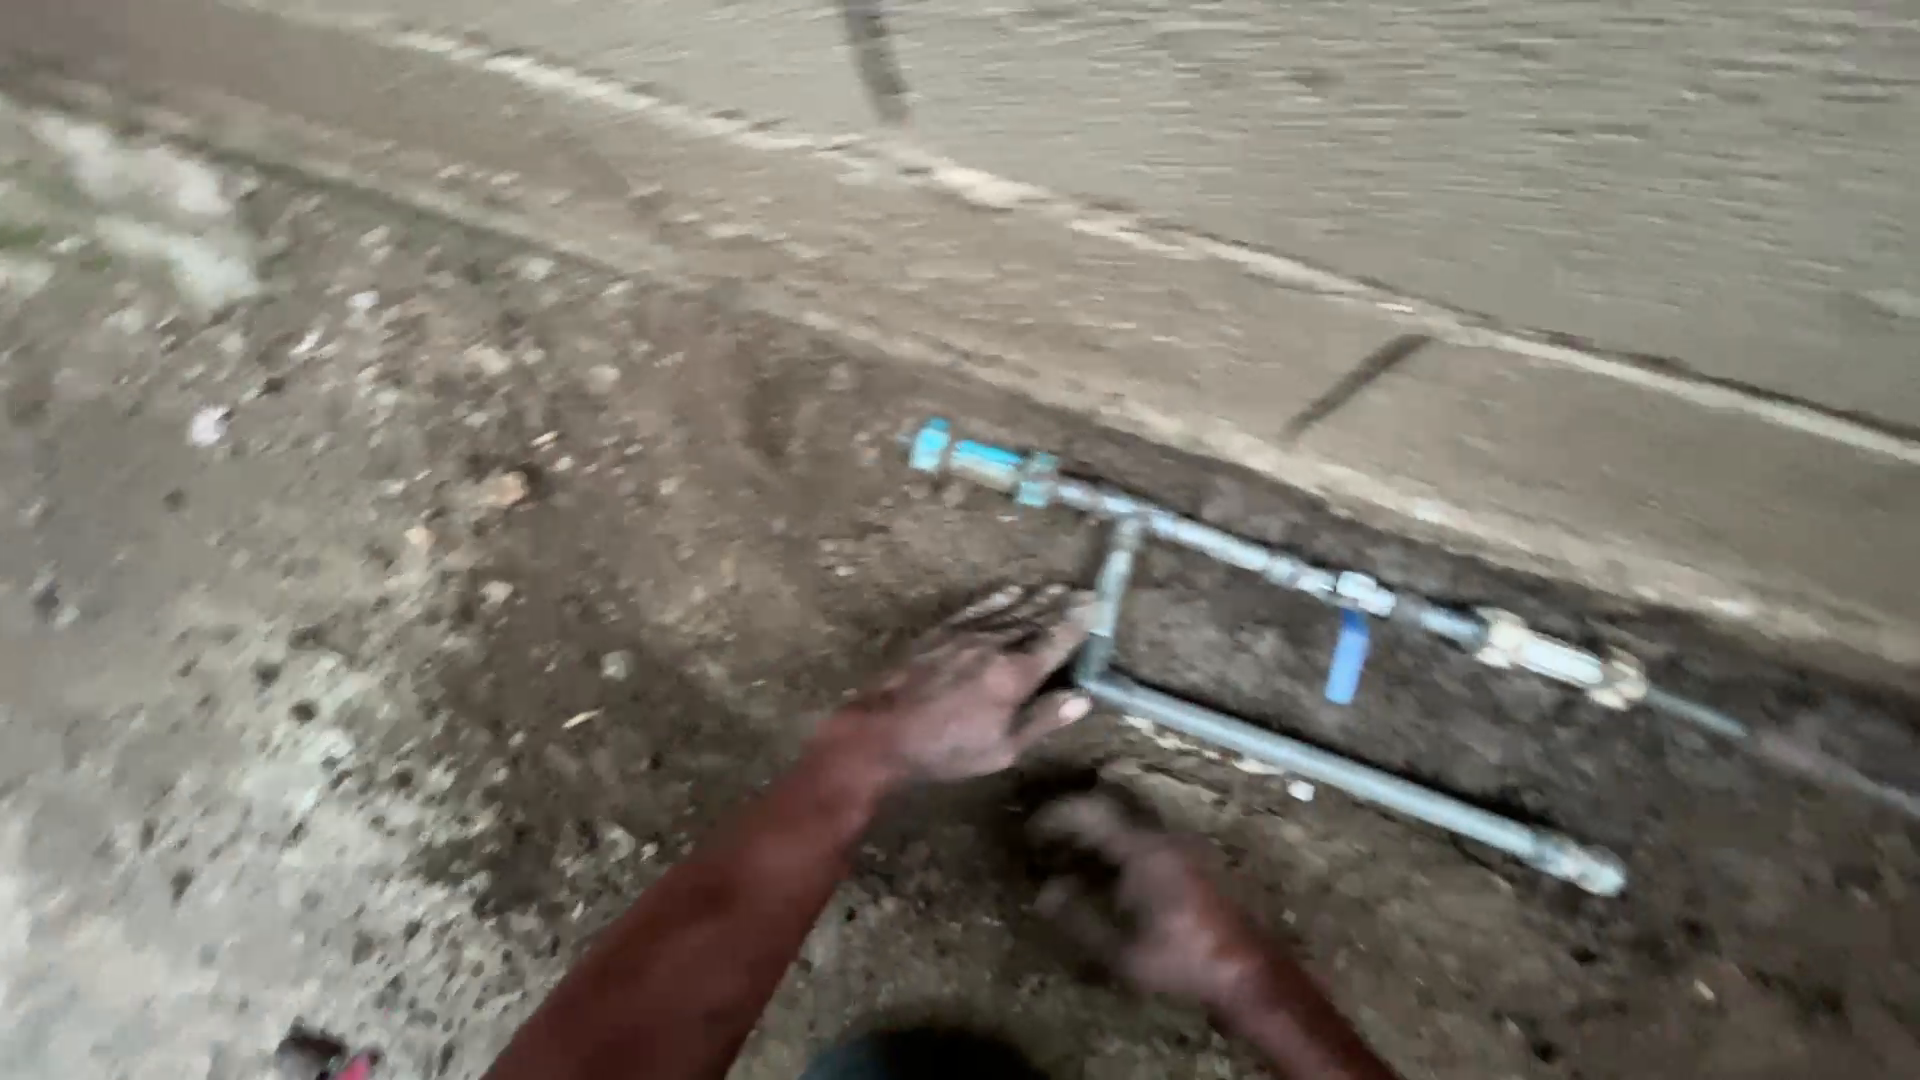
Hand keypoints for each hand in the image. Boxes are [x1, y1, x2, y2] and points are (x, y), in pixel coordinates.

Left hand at [820, 584, 1093, 781]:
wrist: (882, 730)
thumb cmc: (946, 749)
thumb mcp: (1002, 749)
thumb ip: (1043, 720)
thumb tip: (1082, 698)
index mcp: (1014, 675)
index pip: (1056, 640)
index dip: (1078, 621)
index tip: (1096, 604)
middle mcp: (994, 645)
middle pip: (1035, 618)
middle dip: (1061, 604)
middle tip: (1083, 590)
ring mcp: (966, 634)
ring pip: (1009, 609)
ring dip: (1035, 597)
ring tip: (1055, 587)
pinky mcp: (942, 631)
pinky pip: (978, 607)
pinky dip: (998, 597)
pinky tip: (1011, 590)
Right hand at [1031, 792, 1281, 1014]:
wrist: (1247, 971)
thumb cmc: (1183, 961)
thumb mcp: (1122, 951)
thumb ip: (1079, 917)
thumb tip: (1045, 890)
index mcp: (1143, 849)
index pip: (1090, 811)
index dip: (1055, 815)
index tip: (1033, 829)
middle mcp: (1162, 834)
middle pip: (1109, 802)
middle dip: (1074, 814)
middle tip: (1049, 834)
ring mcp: (1180, 841)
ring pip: (1128, 814)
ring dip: (1097, 825)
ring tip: (1073, 849)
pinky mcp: (1191, 854)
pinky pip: (1144, 829)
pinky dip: (1118, 836)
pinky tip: (1109, 867)